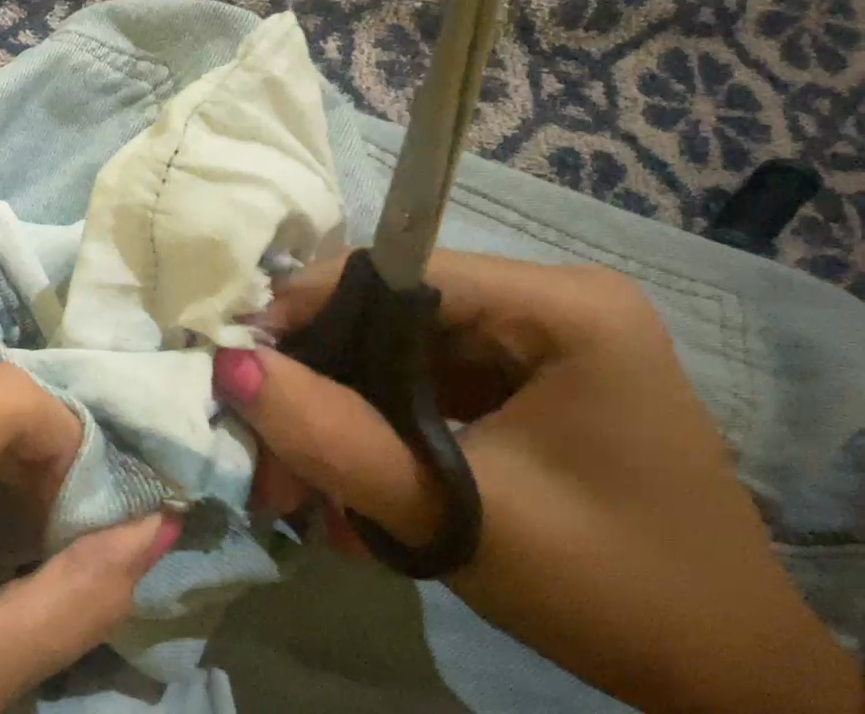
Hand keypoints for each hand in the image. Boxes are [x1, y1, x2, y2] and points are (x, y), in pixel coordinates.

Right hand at [215, 251, 860, 713]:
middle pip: (386, 319)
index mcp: (561, 307)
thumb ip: (333, 435)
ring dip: (339, 422)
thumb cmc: (605, 587)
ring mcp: (539, 346)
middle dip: (316, 391)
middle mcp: (549, 305)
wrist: (722, 682)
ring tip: (299, 497)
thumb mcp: (451, 512)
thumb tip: (225, 364)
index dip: (302, 312)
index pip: (393, 274)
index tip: (234, 371)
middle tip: (264, 460)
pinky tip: (350, 496)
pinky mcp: (524, 387)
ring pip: (392, 357)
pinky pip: (419, 389)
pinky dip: (375, 436)